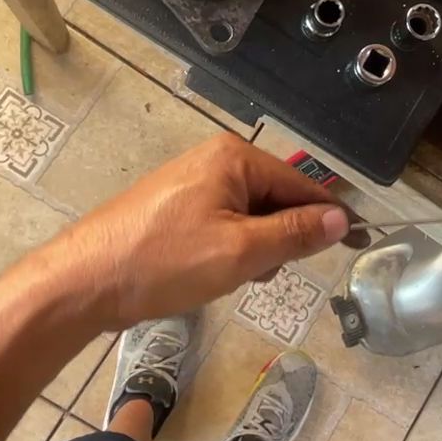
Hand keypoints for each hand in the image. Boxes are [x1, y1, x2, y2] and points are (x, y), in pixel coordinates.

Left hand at [45, 135, 349, 329]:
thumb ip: (294, 234)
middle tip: (263, 274)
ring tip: (231, 276)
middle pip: (276, 199)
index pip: (301, 185)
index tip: (359, 242)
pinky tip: (213, 272)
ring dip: (255, 249)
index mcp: (234, 158)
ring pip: (251, 215)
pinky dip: (231, 248)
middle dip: (280, 239)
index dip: (330, 217)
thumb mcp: (240, 252)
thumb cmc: (164, 262)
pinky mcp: (176, 205)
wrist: (82, 282)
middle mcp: (216, 159)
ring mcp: (193, 181)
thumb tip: (342, 220)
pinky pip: (225, 222)